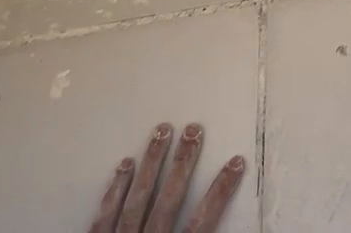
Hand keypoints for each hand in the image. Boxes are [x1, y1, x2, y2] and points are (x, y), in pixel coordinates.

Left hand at [89, 122, 244, 232]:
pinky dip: (114, 191)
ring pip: (136, 202)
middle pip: (168, 202)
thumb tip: (248, 232)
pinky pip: (102, 219)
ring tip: (162, 130)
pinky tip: (124, 165)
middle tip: (193, 128)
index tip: (237, 161)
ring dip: (151, 164)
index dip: (220, 191)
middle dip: (182, 164)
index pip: (202, 223)